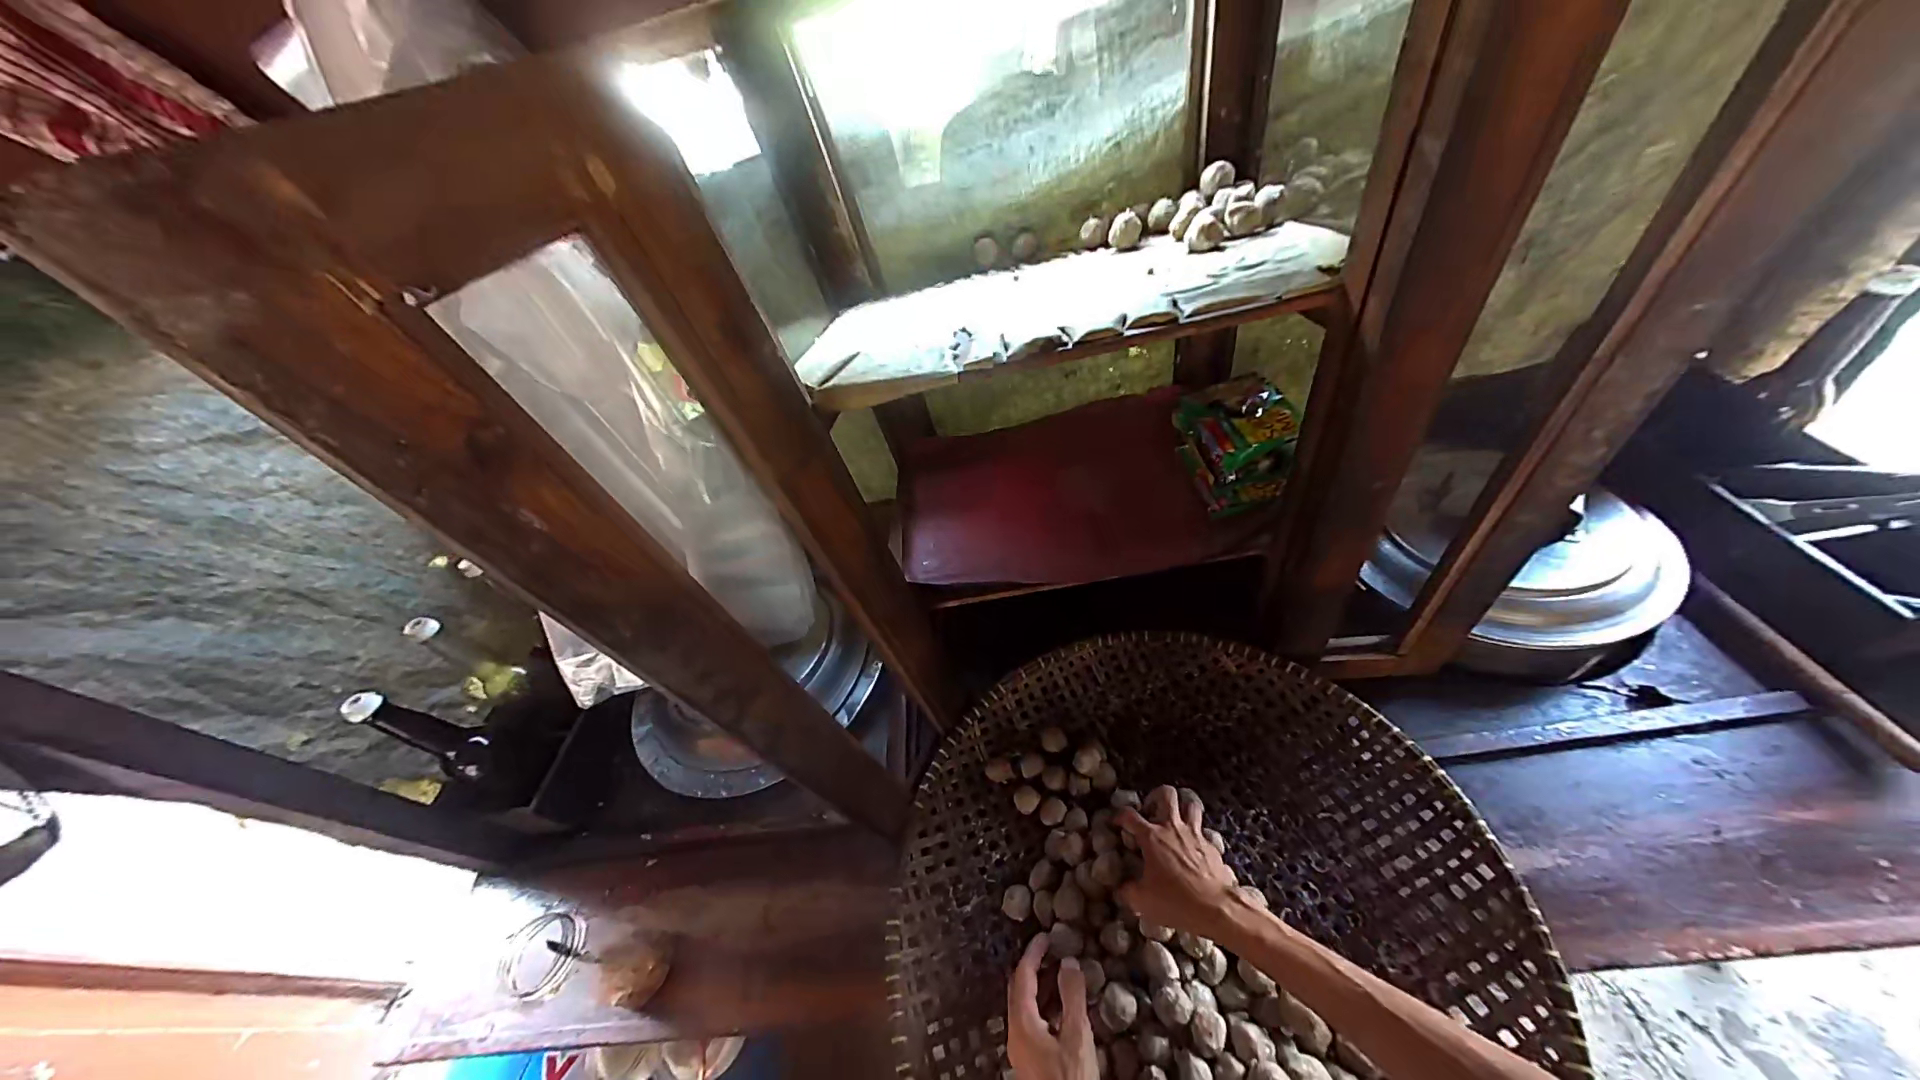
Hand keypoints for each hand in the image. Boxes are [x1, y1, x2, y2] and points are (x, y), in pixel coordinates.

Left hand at [1007, 933, 1097, 1079]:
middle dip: (1035, 967)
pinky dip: (1047, 1006)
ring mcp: (1021, 1049)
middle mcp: (1015, 1033)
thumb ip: (1072, 996)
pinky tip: (1065, 1007)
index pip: (1022, 976)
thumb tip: (1069, 961)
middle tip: (1054, 950)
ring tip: (1064, 973)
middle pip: (1020, 990)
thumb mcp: (1076, 1036)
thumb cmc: (1071, 1079)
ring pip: (1027, 1007)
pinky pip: (1033, 1022)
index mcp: (1021, 1023)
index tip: (1047, 936)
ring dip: (1043, 987)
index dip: (1033, 952)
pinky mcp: (1030, 1061)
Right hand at [1114, 786, 1241, 941]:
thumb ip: (1127, 890)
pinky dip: (1197, 834)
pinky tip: (1194, 847)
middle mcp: (1173, 828)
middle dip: (1156, 796)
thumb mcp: (1142, 901)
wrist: (1218, 909)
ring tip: (1175, 819)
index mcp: (1152, 837)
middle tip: (1151, 810)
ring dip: (1182, 808)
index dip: (1119, 816)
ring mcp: (1195, 834)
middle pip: (1166, 794)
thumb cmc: (1176, 902)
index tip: (1116, 822)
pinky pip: (1204, 831)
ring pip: (1190, 804)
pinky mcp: (1212, 846)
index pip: (1129, 815)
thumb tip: (1121, 888)